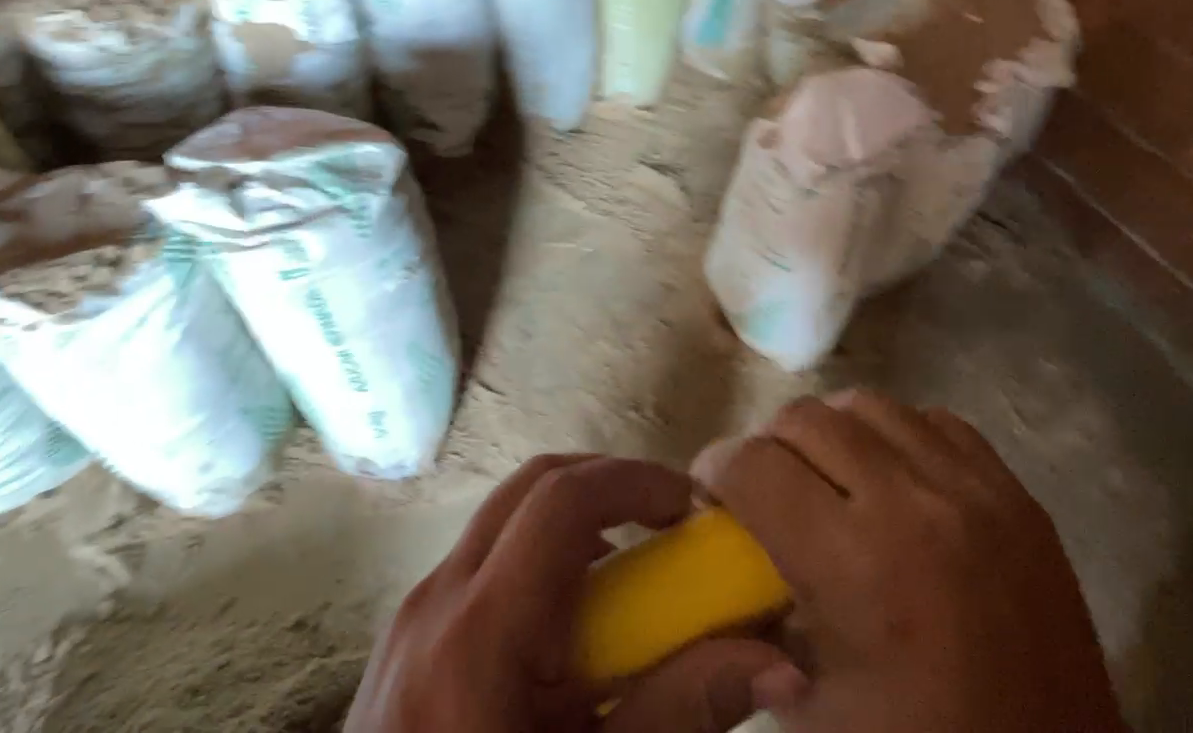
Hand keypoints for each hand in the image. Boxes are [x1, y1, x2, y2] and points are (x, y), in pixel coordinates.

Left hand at [345, 453, 802, 732]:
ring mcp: (416, 610)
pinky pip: (484, 561)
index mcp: (482, 631)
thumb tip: (783, 663)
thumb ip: (682, 711)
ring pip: (505, 519)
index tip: (692, 509)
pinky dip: (540, 560)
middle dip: (609, 486)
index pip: (560, 501)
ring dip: (574, 521)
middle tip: (672, 525)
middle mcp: (439, 596)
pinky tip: (572, 627)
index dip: (634, 482)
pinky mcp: (410, 632)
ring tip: (631, 574)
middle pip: (530, 486)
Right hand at [694, 390, 1124, 732]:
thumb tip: (730, 552)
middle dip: (767, 447)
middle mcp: (913, 505)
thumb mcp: (807, 700)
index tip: (713, 493)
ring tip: (829, 478)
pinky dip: (895, 438)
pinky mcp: (1017, 493)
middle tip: (766, 489)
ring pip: (866, 405)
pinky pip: (933, 422)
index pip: (753, 465)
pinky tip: (893, 482)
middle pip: (805, 419)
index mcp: (855, 564)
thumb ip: (755, 614)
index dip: (716, 471)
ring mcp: (974, 490)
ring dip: (829, 434)